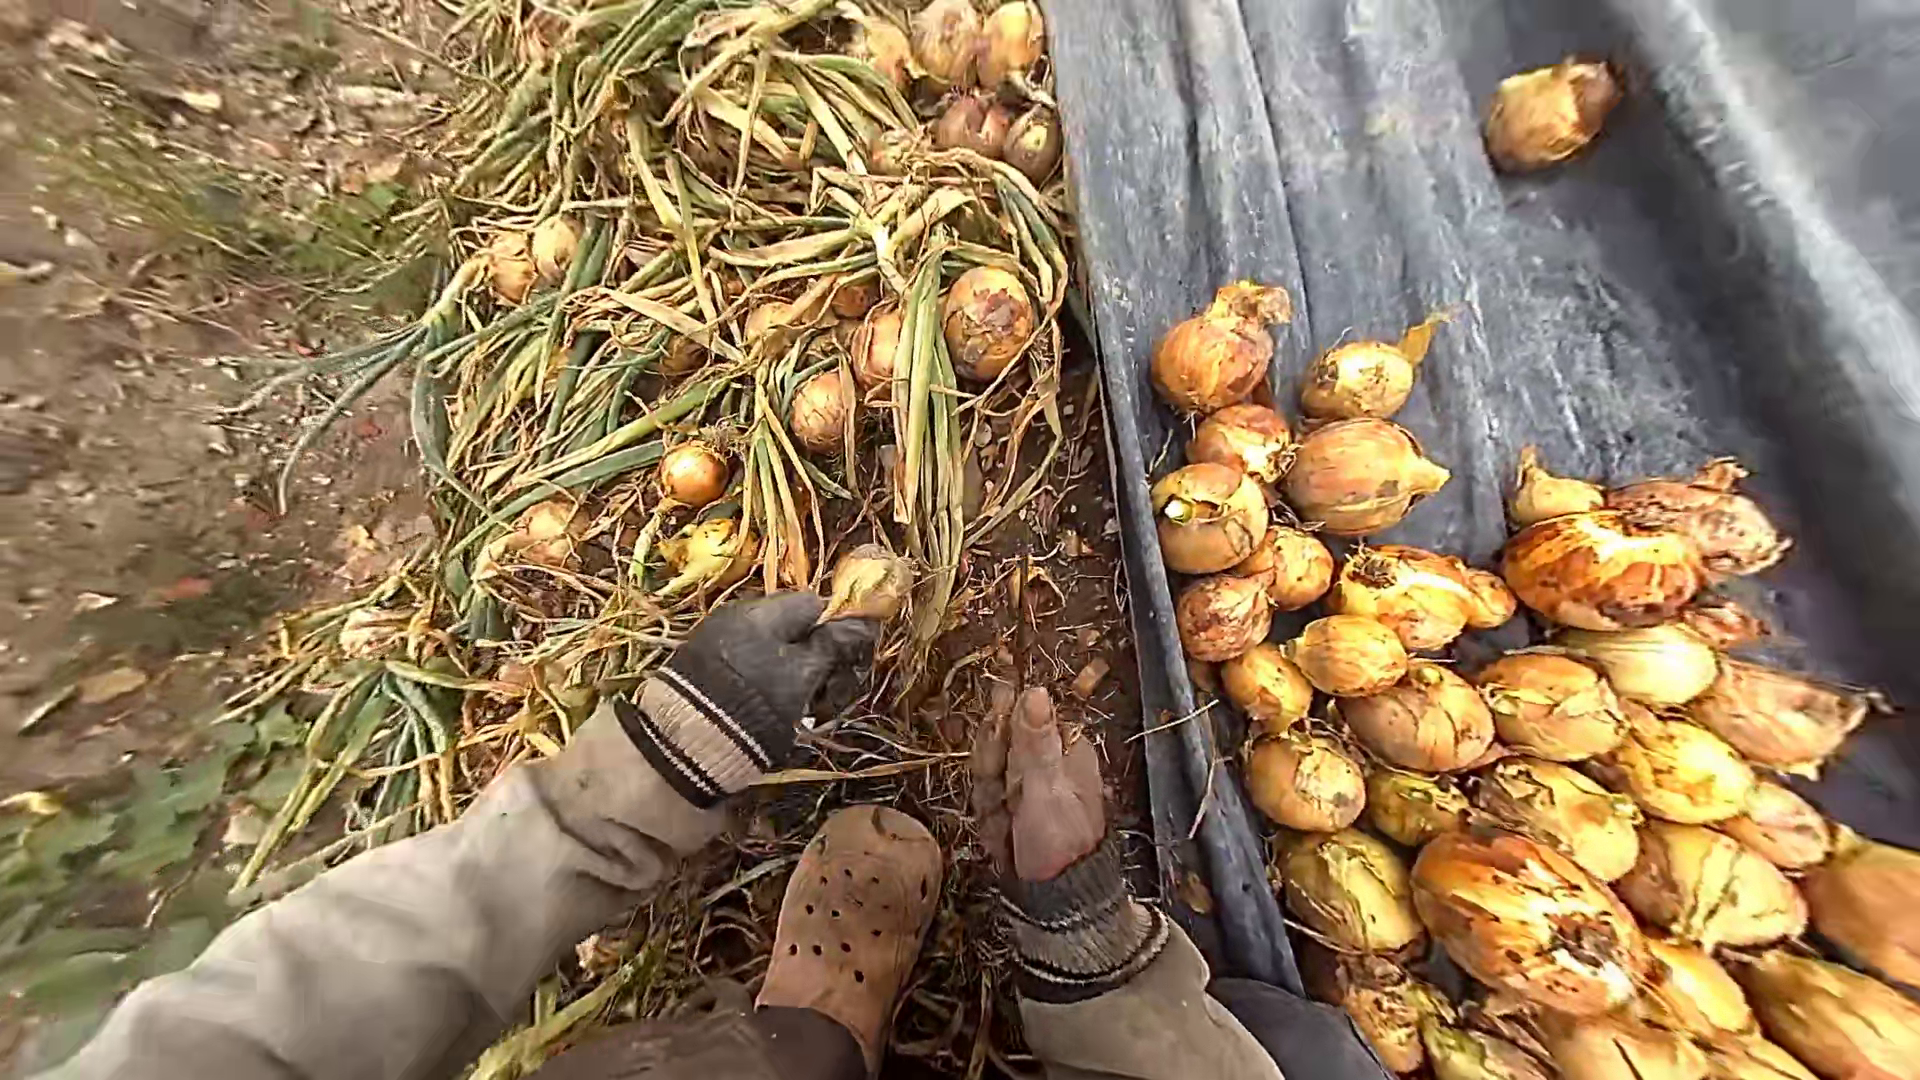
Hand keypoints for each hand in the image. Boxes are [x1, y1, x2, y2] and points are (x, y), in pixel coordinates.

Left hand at [682, 592, 879, 725]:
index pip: (816, 604)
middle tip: (828, 689)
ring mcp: (720, 639)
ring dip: (796, 670)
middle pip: (796, 624)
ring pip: (775, 645)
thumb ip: (834, 643)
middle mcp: (739, 615)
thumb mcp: (804, 674)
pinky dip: (769, 679)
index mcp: (764, 611)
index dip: (839, 628)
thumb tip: (865, 620)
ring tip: (802, 704)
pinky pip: (752, 661)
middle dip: (818, 653)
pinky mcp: (706, 665)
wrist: (682, 747)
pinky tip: (771, 706)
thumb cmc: (756, 704)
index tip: (849, 659)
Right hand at [969, 684, 1105, 881]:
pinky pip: (984, 796)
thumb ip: (1036, 741)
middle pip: (997, 738)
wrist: (1057, 899)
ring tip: (1007, 822)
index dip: (1000, 726)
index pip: (1020, 710)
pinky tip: (1002, 833)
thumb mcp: (1048, 788)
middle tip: (1006, 800)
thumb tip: (1036, 691)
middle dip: (992, 769)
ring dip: (990, 798)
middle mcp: (1043, 757)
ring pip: (985, 768)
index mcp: (1063, 744)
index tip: (995, 746)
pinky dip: (989, 817)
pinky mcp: (1008, 803)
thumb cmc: (1062, 839)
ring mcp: (1024, 781)